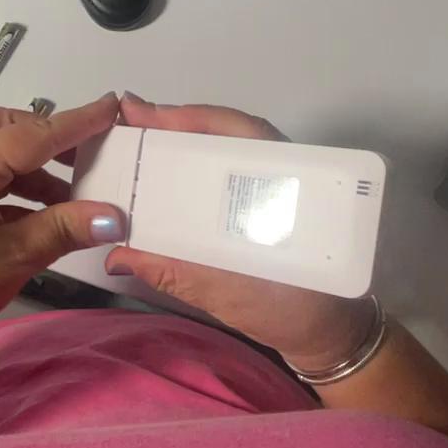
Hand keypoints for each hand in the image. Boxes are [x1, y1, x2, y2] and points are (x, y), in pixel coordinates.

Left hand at [0, 94, 127, 398]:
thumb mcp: (12, 257)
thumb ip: (64, 228)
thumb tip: (115, 216)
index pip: (33, 133)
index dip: (78, 123)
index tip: (113, 106)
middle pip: (7, 130)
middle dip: (51, 139)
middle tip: (92, 155)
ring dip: (35, 171)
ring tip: (76, 196)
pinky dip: (16, 192)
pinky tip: (43, 217)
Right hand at [103, 94, 377, 371]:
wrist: (331, 334)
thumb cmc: (292, 309)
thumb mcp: (228, 292)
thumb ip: (173, 270)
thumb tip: (116, 255)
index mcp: (282, 182)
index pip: (232, 130)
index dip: (186, 118)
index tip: (140, 113)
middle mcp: (280, 172)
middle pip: (222, 134)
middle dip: (174, 126)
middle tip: (126, 125)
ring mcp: (273, 187)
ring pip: (223, 153)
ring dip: (182, 148)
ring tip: (138, 146)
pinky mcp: (265, 204)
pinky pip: (226, 177)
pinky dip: (194, 174)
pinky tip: (166, 182)